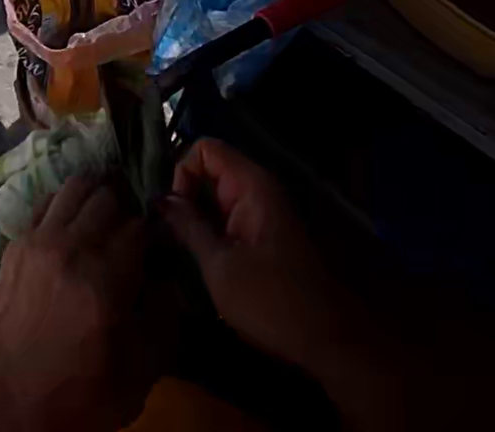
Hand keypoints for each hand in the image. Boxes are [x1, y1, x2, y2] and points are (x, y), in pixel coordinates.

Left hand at [0, 177, 163, 431]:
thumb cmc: (71, 395)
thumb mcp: (132, 381)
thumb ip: (162, 326)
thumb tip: (171, 284)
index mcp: (104, 282)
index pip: (138, 228)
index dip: (151, 238)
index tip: (153, 254)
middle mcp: (71, 248)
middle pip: (107, 198)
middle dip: (124, 213)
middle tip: (127, 238)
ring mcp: (40, 239)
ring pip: (75, 187)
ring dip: (94, 198)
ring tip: (101, 221)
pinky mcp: (18, 240)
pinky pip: (48, 201)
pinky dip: (65, 204)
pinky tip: (70, 226)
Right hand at [158, 139, 343, 367]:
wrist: (334, 344)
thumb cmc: (274, 303)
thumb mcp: (219, 266)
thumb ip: (187, 226)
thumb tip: (160, 199)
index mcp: (252, 185)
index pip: (205, 148)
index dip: (183, 171)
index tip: (177, 211)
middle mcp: (260, 188)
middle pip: (210, 169)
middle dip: (186, 195)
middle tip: (170, 232)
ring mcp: (266, 210)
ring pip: (218, 193)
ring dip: (198, 214)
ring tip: (183, 246)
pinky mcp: (268, 231)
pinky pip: (231, 213)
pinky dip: (213, 227)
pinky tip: (205, 257)